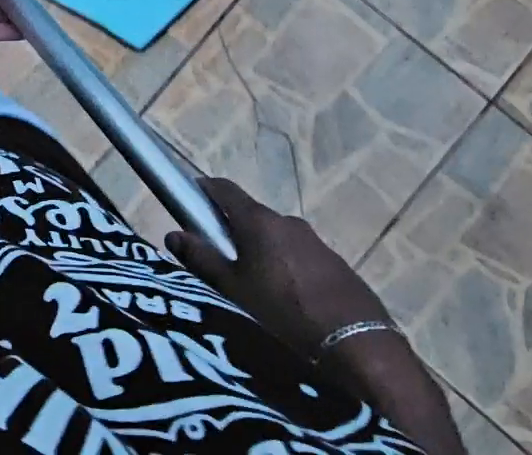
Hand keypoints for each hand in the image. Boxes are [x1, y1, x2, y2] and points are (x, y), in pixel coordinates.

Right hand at [166, 178, 392, 362]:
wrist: (359, 345)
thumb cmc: (282, 310)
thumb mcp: (232, 288)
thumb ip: (200, 258)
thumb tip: (172, 234)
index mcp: (258, 220)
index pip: (224, 187)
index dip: (203, 189)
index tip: (189, 200)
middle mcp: (287, 221)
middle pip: (250, 215)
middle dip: (232, 228)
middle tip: (220, 257)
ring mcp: (317, 242)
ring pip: (276, 237)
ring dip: (262, 250)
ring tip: (256, 283)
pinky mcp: (337, 265)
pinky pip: (301, 256)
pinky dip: (287, 266)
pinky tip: (288, 298)